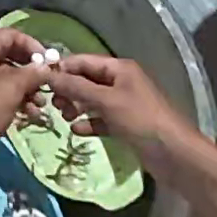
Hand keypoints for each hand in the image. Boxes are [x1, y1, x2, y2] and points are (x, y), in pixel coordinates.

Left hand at [0, 28, 50, 150]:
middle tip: (47, 81)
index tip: (48, 60)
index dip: (33, 45)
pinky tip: (29, 112)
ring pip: (6, 72)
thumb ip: (33, 73)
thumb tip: (47, 66)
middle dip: (31, 69)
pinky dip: (14, 95)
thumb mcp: (13, 88)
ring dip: (26, 86)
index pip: (12, 34)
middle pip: (10, 53)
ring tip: (41, 104)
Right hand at [45, 56, 205, 179]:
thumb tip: (49, 75)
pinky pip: (101, 118)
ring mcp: (123, 103)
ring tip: (63, 116)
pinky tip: (76, 130)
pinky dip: (88, 122)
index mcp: (119, 68)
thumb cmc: (141, 120)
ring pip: (92, 99)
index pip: (84, 61)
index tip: (41, 79)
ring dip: (76, 106)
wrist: (175, 156)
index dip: (63, 68)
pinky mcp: (125, 124)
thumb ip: (76, 87)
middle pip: (87, 80)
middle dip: (68, 89)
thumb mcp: (106, 100)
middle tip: (52, 103)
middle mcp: (121, 81)